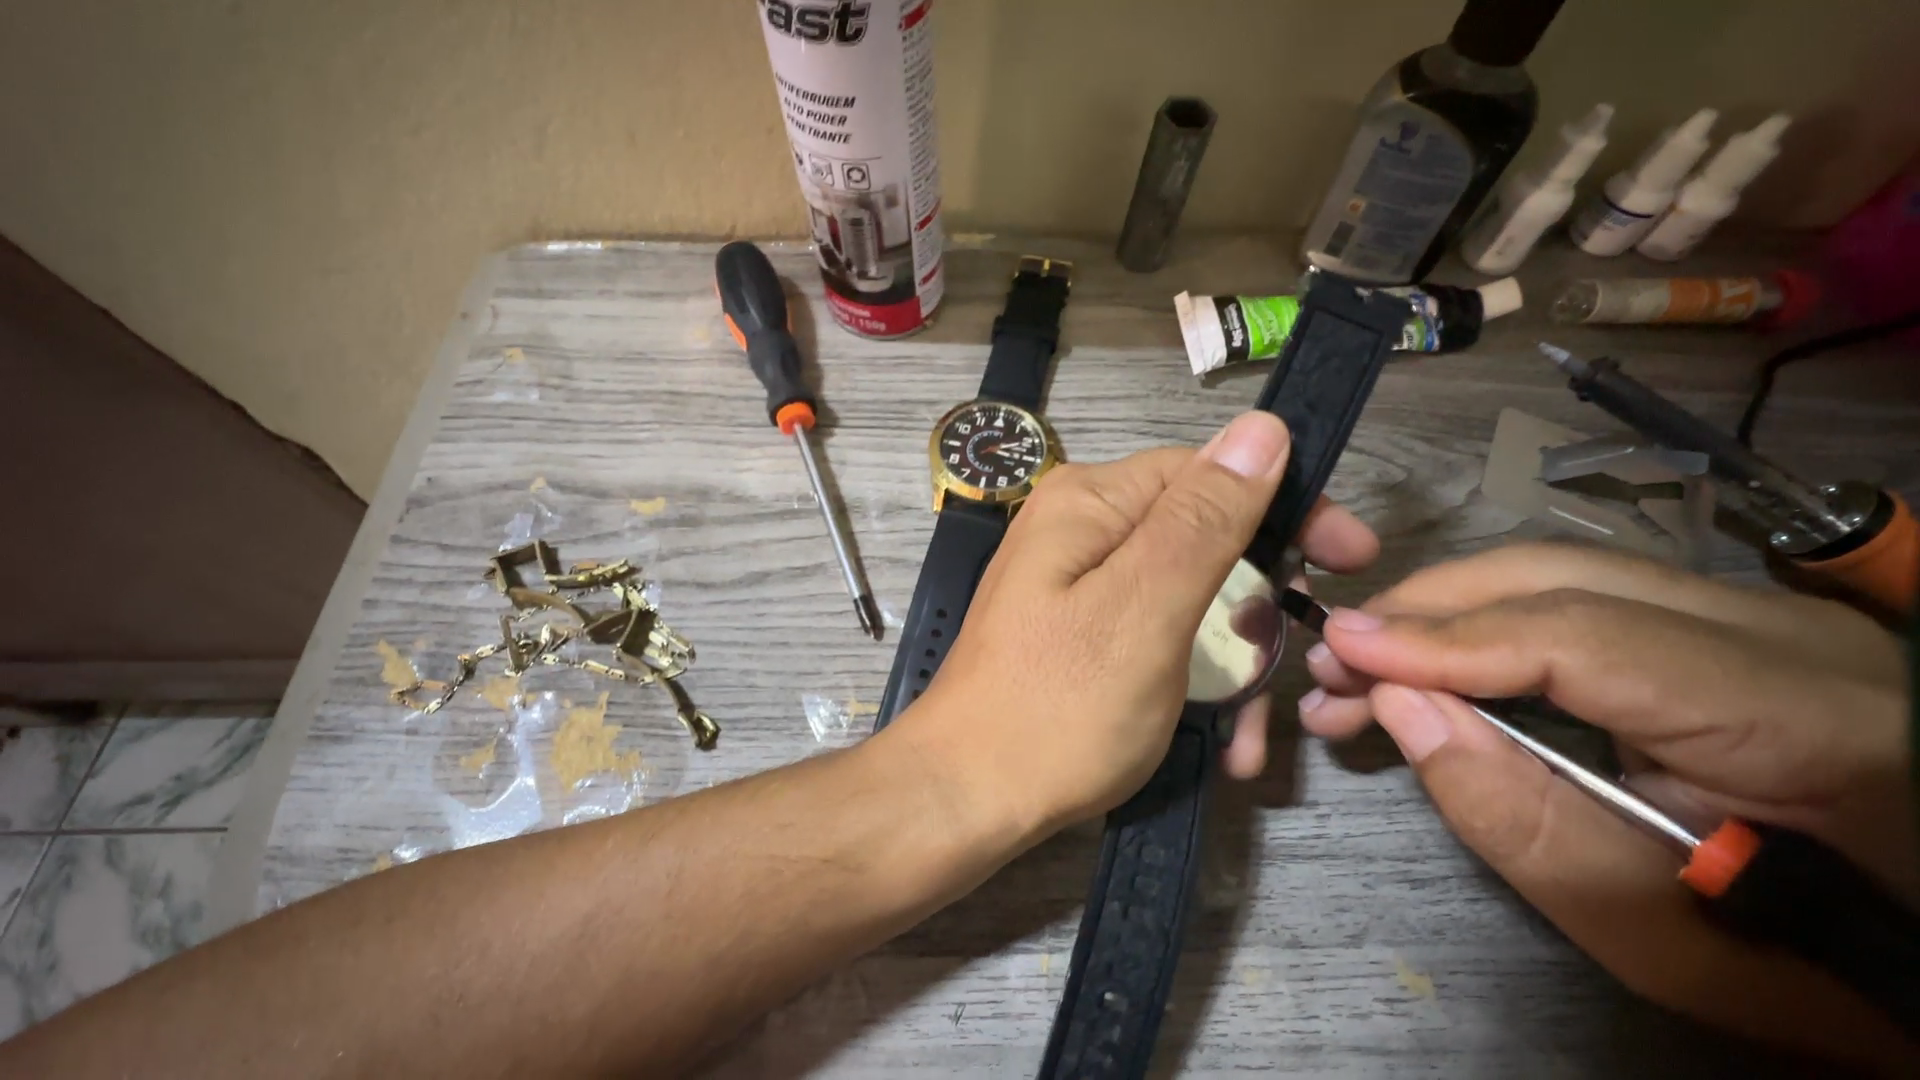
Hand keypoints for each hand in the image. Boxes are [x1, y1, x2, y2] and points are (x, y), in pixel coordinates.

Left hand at [890, 412, 1377, 834]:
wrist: (966, 800)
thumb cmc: (1057, 708)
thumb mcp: (1144, 609)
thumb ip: (1204, 520)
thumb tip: (1263, 428)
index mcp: (1091, 503)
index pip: (1211, 471)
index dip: (1286, 508)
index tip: (1350, 561)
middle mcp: (1081, 531)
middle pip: (1204, 537)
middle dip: (1260, 605)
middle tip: (1299, 666)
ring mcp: (1078, 587)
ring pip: (1190, 599)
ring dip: (1234, 663)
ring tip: (1251, 733)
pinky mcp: (1081, 638)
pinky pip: (1158, 638)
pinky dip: (1196, 683)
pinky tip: (1222, 740)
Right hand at [1301, 542, 1916, 1068]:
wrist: (1904, 914)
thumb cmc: (1796, 960)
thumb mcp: (1661, 938)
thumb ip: (1524, 825)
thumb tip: (1402, 708)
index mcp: (1805, 719)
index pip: (1585, 640)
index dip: (1450, 640)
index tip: (1343, 654)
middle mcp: (1780, 633)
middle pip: (1556, 575)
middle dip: (1424, 610)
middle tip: (1331, 664)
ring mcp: (1747, 613)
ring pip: (1551, 572)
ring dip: (1437, 613)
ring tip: (1355, 670)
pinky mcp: (1708, 618)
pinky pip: (1563, 596)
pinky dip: (1475, 621)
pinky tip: (1421, 658)